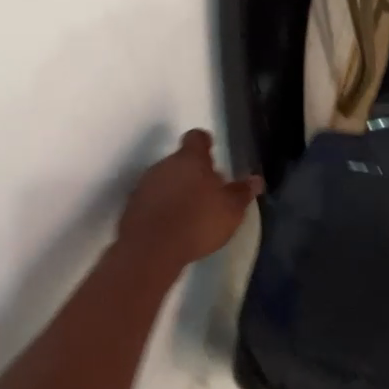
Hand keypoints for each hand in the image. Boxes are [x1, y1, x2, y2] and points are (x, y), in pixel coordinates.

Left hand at [117, 130, 262, 273]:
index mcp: (190, 160)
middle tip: (210, 192)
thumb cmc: (198, 222)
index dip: (205, 143)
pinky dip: (163, 206)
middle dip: (194, 172)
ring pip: (165, 179)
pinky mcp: (132, 206)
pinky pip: (152, 199)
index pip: (197, 138)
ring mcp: (145, 185)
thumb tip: (256, 179)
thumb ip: (242, 192)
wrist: (150, 250)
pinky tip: (173, 226)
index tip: (212, 151)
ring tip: (192, 212)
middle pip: (180, 160)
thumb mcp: (231, 210)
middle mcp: (164, 165)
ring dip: (177, 190)